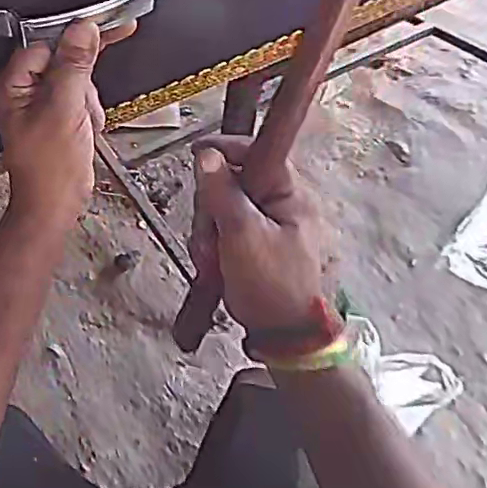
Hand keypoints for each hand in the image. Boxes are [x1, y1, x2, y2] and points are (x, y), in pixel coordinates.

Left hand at [0, 19, 122, 228]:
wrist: (56, 204)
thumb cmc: (47, 169)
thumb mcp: (64, 108)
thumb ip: (74, 65)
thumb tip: (83, 30)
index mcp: (11, 85)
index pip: (44, 42)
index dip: (72, 40)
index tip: (100, 28)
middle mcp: (21, 92)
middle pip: (64, 59)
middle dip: (82, 83)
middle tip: (81, 106)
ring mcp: (40, 104)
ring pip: (77, 79)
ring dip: (88, 101)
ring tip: (81, 124)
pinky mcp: (56, 115)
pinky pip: (81, 97)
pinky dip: (89, 111)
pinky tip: (85, 129)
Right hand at [189, 134, 333, 338]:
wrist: (290, 339)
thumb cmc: (273, 286)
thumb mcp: (242, 236)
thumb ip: (223, 193)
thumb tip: (207, 155)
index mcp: (291, 196)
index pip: (257, 152)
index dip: (226, 147)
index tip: (195, 151)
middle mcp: (283, 206)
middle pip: (232, 184)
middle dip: (210, 209)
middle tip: (208, 237)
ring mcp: (271, 227)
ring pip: (224, 210)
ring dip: (209, 234)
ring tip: (212, 261)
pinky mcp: (259, 246)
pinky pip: (226, 232)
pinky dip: (214, 247)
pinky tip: (215, 266)